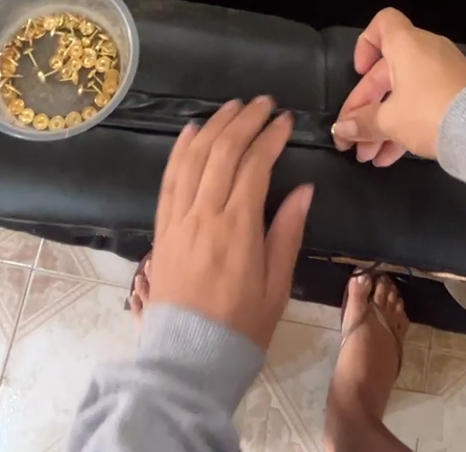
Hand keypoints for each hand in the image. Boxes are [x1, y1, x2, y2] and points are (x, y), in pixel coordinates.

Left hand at [148, 96, 314, 348]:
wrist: (187, 361)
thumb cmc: (241, 326)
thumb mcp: (276, 286)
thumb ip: (287, 233)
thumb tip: (303, 189)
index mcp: (237, 229)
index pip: (254, 166)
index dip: (271, 137)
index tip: (286, 121)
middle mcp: (204, 215)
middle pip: (222, 152)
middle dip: (245, 121)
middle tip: (264, 104)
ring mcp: (178, 219)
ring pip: (194, 158)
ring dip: (214, 126)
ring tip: (234, 107)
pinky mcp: (162, 228)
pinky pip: (169, 179)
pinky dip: (180, 150)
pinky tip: (191, 131)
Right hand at [331, 8, 465, 163]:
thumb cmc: (428, 112)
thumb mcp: (389, 120)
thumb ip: (362, 123)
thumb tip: (340, 130)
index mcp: (406, 45)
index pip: (383, 22)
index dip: (365, 43)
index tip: (359, 72)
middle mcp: (425, 51)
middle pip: (386, 72)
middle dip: (365, 107)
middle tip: (352, 138)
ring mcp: (444, 73)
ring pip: (403, 93)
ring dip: (382, 124)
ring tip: (368, 157)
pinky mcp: (457, 94)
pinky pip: (423, 103)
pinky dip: (405, 124)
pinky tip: (390, 158)